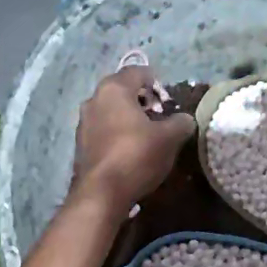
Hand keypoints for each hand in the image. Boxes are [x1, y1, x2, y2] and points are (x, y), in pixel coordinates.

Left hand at [72, 66, 194, 211]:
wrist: (101, 194)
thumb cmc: (136, 156)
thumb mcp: (169, 139)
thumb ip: (181, 123)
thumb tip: (186, 120)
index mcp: (114, 89)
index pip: (139, 72)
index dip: (157, 84)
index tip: (169, 103)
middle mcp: (94, 99)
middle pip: (123, 91)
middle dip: (143, 102)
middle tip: (160, 120)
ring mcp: (83, 122)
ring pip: (111, 112)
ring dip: (129, 119)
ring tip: (146, 138)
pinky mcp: (80, 145)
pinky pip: (103, 130)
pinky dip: (117, 134)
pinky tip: (129, 152)